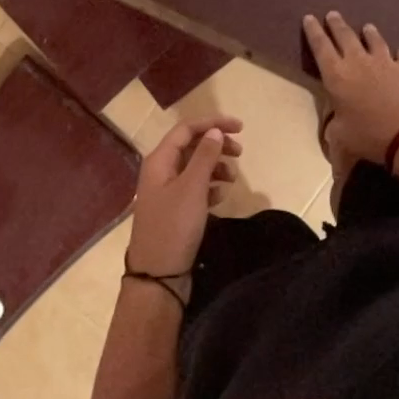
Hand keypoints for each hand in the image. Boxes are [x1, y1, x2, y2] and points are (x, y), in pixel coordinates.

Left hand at [126, 116, 243, 275]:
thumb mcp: (192, 188)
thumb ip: (204, 156)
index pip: (186, 129)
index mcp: (159, 160)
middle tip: (240, 153)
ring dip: (215, 167)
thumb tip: (214, 131)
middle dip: (216, 145)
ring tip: (232, 178)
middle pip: (191, 146)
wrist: (158, 275)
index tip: (240, 127)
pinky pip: (194, 188)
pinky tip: (221, 196)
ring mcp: (166, 191)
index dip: (212, 123)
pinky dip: (209, 187)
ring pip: (194, 167)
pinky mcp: (174, 210)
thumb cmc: (174, 226)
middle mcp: (160, 171)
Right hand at [304, 11, 398, 164]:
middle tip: (332, 14)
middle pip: (345, 36)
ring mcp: (383, 63)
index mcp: (336, 75)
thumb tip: (332, 136)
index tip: (309, 17)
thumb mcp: (341, 139)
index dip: (313, 31)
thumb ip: (333, 131)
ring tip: (367, 27)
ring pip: (373, 40)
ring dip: (368, 33)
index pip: (320, 47)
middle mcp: (358, 62)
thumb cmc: (368, 136)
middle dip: (336, 24)